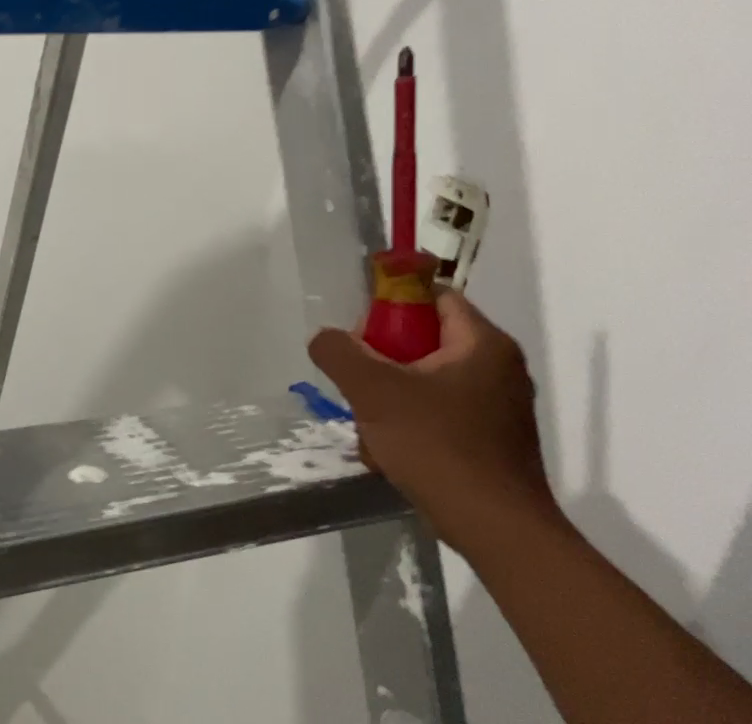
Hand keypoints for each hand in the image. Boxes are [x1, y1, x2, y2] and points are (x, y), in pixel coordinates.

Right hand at [307, 291, 557, 550]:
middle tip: (358, 381)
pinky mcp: (489, 438)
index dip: (391, 304)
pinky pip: (436, 411)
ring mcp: (496, 405)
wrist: (495, 527)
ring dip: (387, 395)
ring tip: (371, 424)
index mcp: (483, 345)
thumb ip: (338, 352)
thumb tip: (326, 338)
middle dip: (380, 357)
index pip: (434, 296)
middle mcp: (498, 368)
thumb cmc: (438, 446)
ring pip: (423, 379)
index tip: (359, 332)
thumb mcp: (373, 390)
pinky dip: (407, 422)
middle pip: (423, 339)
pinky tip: (390, 449)